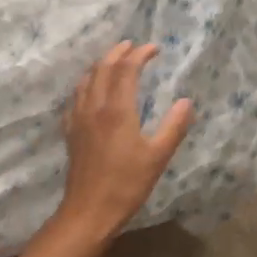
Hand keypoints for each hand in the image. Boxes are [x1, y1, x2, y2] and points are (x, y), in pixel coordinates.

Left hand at [55, 42, 193, 238]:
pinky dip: (86, 85)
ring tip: (113, 61)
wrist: (89, 210)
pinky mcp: (70, 132)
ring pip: (86, 80)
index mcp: (116, 110)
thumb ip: (174, 127)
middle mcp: (94, 108)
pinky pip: (75, 98)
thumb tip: (186, 102)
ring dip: (100, 65)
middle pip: (102, 68)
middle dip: (117, 52)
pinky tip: (91, 91)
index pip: (126, 69)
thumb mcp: (158, 156)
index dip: (139, 54)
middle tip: (132, 46)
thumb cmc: (127, 185)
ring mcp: (78, 119)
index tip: (154, 48)